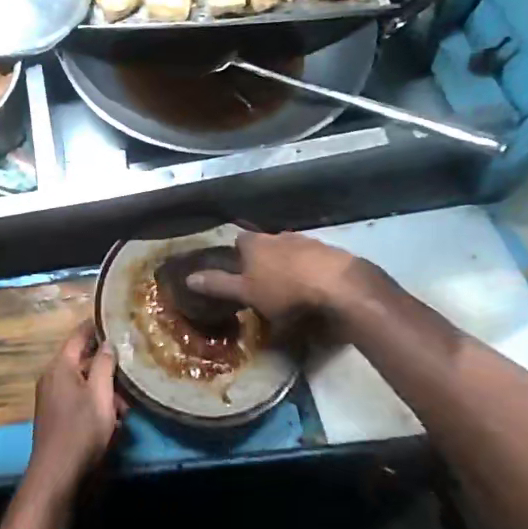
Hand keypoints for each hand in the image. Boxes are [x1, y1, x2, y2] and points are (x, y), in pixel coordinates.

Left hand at [24, 321, 121, 500]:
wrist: (58, 474)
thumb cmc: (81, 430)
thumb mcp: (100, 394)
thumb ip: (104, 365)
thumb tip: (108, 342)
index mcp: (59, 366)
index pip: (78, 335)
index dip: (96, 327)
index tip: (114, 319)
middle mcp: (52, 377)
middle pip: (82, 361)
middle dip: (107, 369)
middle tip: (130, 377)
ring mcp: (52, 397)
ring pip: (83, 383)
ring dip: (105, 392)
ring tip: (124, 410)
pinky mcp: (56, 416)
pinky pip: (79, 400)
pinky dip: (95, 406)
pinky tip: (112, 423)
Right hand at [185, 230, 377, 333]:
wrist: (339, 288)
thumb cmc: (284, 290)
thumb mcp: (246, 293)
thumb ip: (218, 284)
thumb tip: (188, 278)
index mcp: (255, 243)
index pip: (240, 240)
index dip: (238, 254)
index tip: (240, 271)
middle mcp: (280, 236)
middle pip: (267, 244)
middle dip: (265, 259)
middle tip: (265, 281)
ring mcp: (309, 242)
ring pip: (292, 250)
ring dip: (290, 264)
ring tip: (292, 287)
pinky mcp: (333, 253)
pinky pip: (316, 260)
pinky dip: (312, 271)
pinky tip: (316, 288)